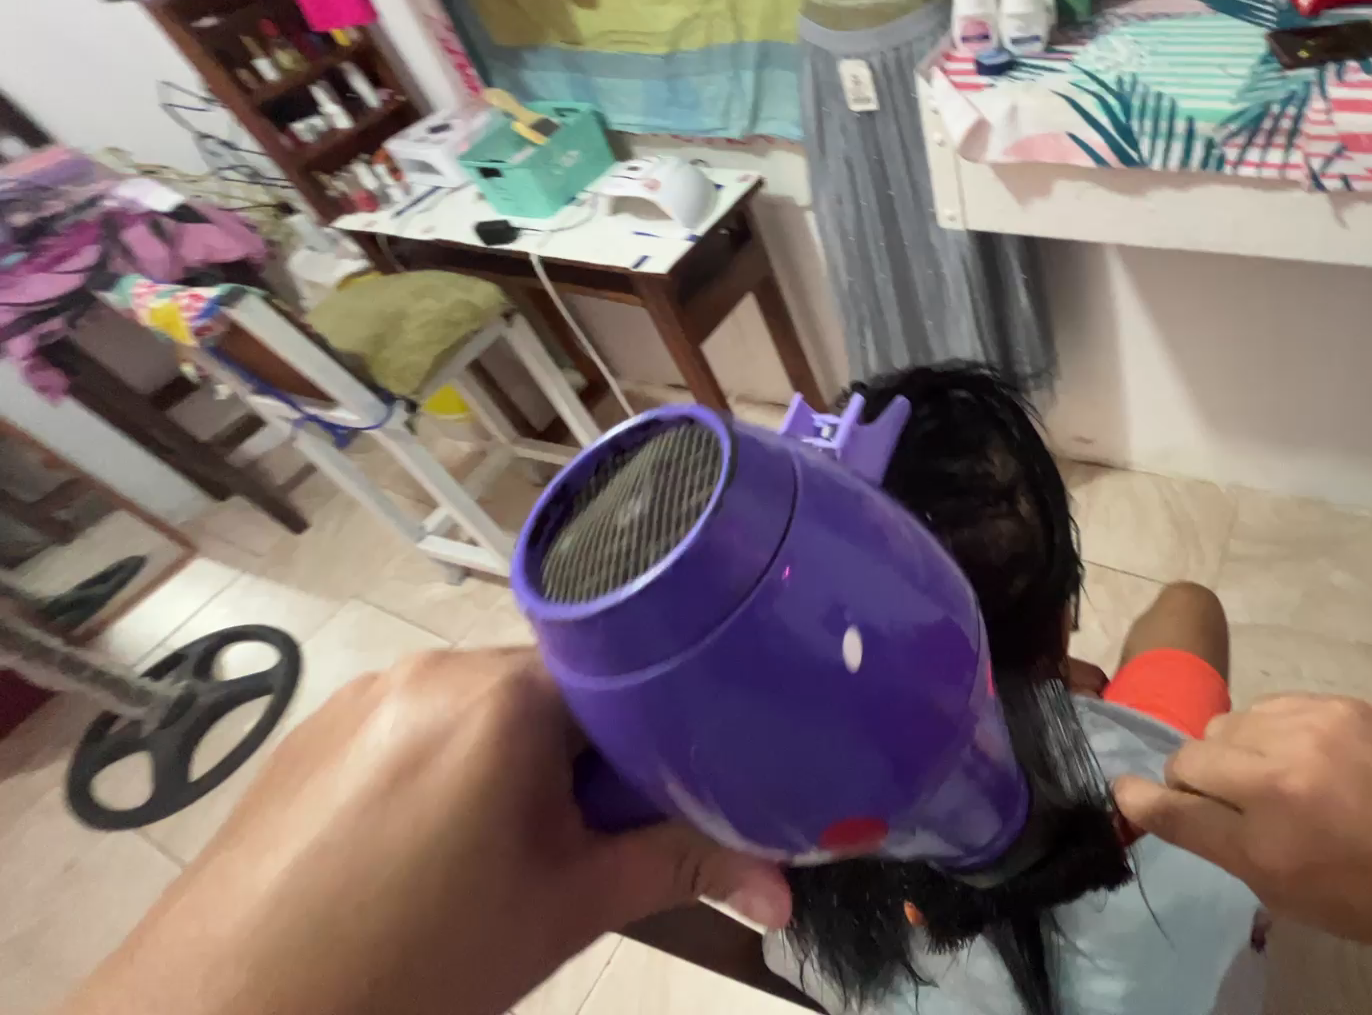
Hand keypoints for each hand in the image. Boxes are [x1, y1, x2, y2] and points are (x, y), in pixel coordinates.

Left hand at [66, 648, 790, 1014]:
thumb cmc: (411, 970)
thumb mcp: (568, 909)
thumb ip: (685, 871)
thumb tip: (785, 892)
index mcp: (506, 695)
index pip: (624, 674)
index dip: (658, 723)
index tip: (668, 776)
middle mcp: (437, 666)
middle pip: (559, 686)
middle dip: (591, 746)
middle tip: (594, 823)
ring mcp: (369, 692)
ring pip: (494, 700)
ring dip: (525, 751)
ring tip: (513, 837)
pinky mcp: (320, 728)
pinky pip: (427, 717)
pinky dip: (457, 757)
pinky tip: (433, 836)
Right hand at [1112, 694, 1371, 955]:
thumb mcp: (1286, 894)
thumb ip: (1218, 842)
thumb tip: (1158, 802)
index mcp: (1268, 841)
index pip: (1175, 810)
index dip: (1142, 801)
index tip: (1124, 791)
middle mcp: (1280, 775)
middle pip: (1189, 755)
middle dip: (1198, 779)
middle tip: (1233, 799)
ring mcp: (1310, 728)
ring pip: (1226, 724)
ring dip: (1236, 751)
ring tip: (1277, 774)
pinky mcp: (1336, 702)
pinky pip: (1269, 708)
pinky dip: (1273, 732)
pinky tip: (1311, 756)